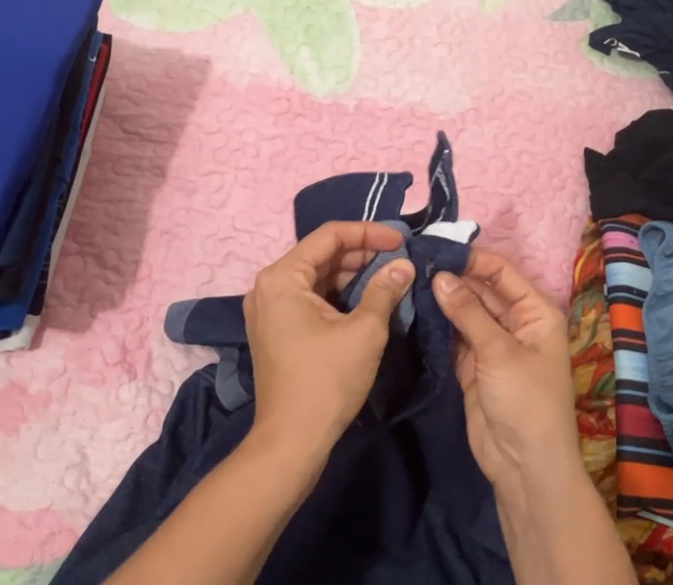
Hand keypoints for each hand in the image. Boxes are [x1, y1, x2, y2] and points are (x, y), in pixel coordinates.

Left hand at [244, 221, 415, 449]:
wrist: (292, 440)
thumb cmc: (327, 380)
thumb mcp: (365, 331)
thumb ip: (385, 290)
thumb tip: (404, 265)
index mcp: (282, 277)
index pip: (329, 235)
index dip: (368, 232)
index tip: (401, 240)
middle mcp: (268, 285)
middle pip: (321, 254)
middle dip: (362, 253)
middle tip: (399, 259)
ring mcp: (269, 308)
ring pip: (317, 276)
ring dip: (353, 273)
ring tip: (390, 276)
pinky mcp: (276, 328)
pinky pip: (310, 297)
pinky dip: (339, 293)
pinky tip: (368, 298)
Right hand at [432, 250, 578, 487]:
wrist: (524, 466)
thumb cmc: (525, 401)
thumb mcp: (499, 352)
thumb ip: (468, 312)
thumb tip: (440, 275)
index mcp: (535, 312)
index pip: (502, 272)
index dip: (472, 258)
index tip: (435, 247)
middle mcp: (515, 322)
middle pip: (482, 289)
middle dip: (452, 277)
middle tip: (413, 262)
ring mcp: (492, 344)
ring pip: (465, 312)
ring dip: (442, 299)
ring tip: (407, 279)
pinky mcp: (473, 365)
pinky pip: (454, 336)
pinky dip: (437, 324)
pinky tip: (413, 308)